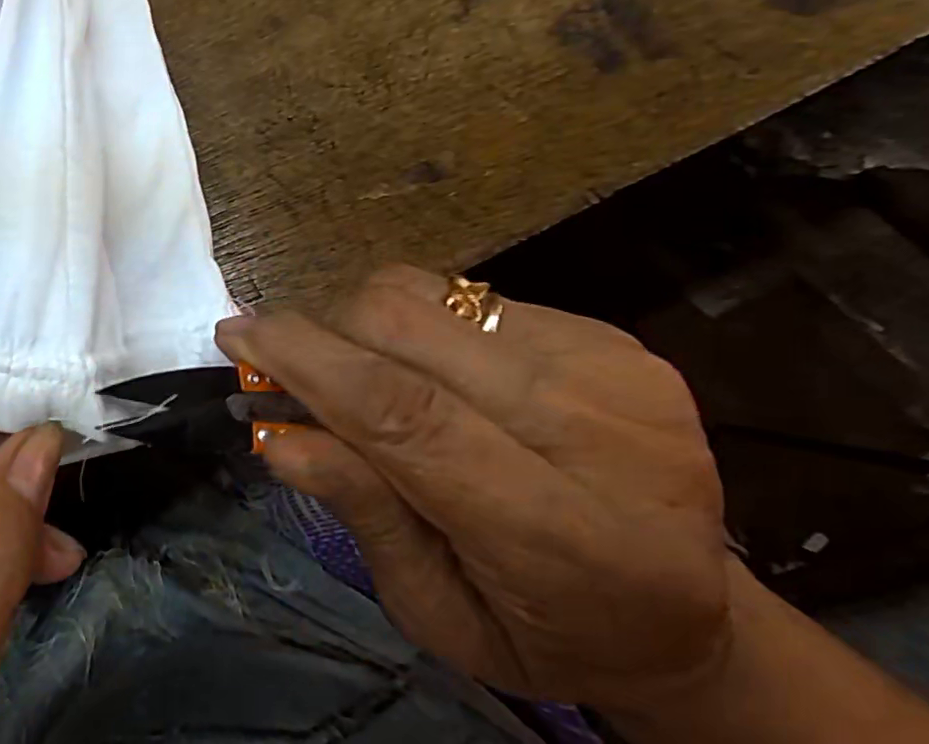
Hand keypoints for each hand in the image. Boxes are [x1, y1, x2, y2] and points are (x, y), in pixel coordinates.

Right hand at [214, 264, 731, 712]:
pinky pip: (467, 297)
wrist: (691, 612)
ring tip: (362, 370)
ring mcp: (612, 367)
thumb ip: (363, 513)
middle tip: (289, 367)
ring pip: (431, 294)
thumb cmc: (546, 634)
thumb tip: (278, 437)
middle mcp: (597, 430)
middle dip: (323, 331)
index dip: (308, 362)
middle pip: (410, 327)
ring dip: (365, 322)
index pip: (405, 413)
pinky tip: (433, 372)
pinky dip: (419, 325)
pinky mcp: (611, 335)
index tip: (237, 335)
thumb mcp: (436, 612)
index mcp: (561, 534)